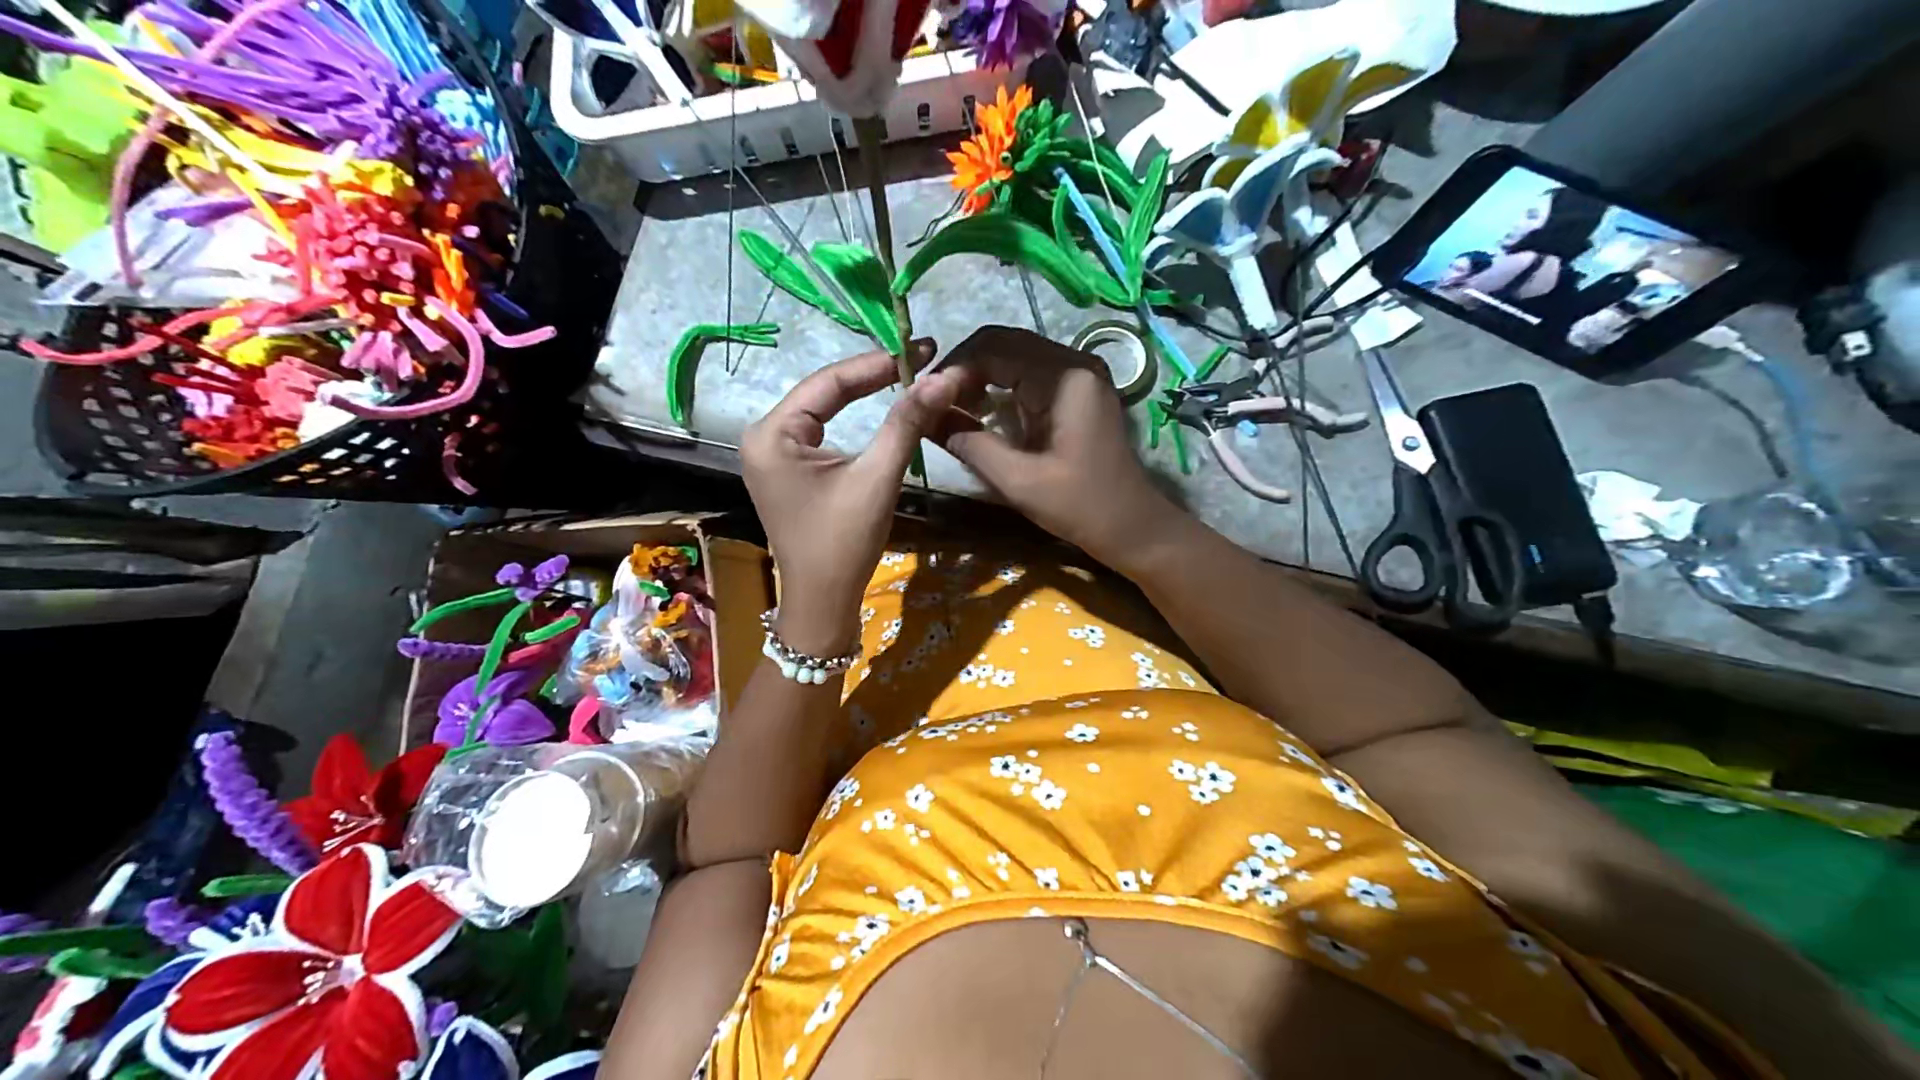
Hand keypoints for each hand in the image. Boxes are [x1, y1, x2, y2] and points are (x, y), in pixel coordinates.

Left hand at [741, 342, 961, 654]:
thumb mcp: (878, 478)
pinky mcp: (785, 470)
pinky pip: (820, 432)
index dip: (877, 364)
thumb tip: (943, 378)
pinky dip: (852, 419)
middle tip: (920, 361)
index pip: (828, 382)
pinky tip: (880, 407)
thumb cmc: (844, 543)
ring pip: (823, 410)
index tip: (922, 350)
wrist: (823, 602)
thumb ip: (906, 423)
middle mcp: (762, 436)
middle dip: (872, 377)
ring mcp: (771, 454)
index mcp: (772, 434)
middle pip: (823, 392)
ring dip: (864, 395)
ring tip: (906, 377)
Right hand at [934, 326, 1191, 576]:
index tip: (926, 398)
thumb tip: (924, 417)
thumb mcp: (1017, 479)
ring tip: (955, 407)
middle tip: (936, 401)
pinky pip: (1031, 370)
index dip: (954, 369)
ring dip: (982, 374)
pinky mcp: (1079, 387)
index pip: (994, 348)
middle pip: (1005, 342)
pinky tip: (985, 411)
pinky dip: (1002, 384)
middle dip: (965, 368)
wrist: (1131, 524)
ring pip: (1015, 353)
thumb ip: (969, 443)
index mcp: (1064, 377)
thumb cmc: (1079, 506)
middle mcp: (1074, 361)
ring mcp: (1080, 372)